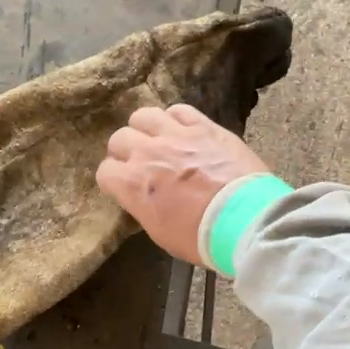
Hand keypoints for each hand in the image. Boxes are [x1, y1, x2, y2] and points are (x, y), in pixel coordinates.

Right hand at [96, 104, 270, 265]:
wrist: (244, 221)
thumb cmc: (201, 238)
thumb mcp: (161, 233)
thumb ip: (145, 207)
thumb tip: (143, 197)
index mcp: (133, 184)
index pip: (106, 172)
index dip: (115, 180)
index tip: (125, 185)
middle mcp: (148, 153)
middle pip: (120, 139)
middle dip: (126, 151)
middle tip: (141, 162)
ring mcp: (177, 136)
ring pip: (145, 116)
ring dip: (146, 128)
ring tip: (158, 139)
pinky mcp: (205, 127)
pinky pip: (181, 110)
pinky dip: (177, 118)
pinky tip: (184, 129)